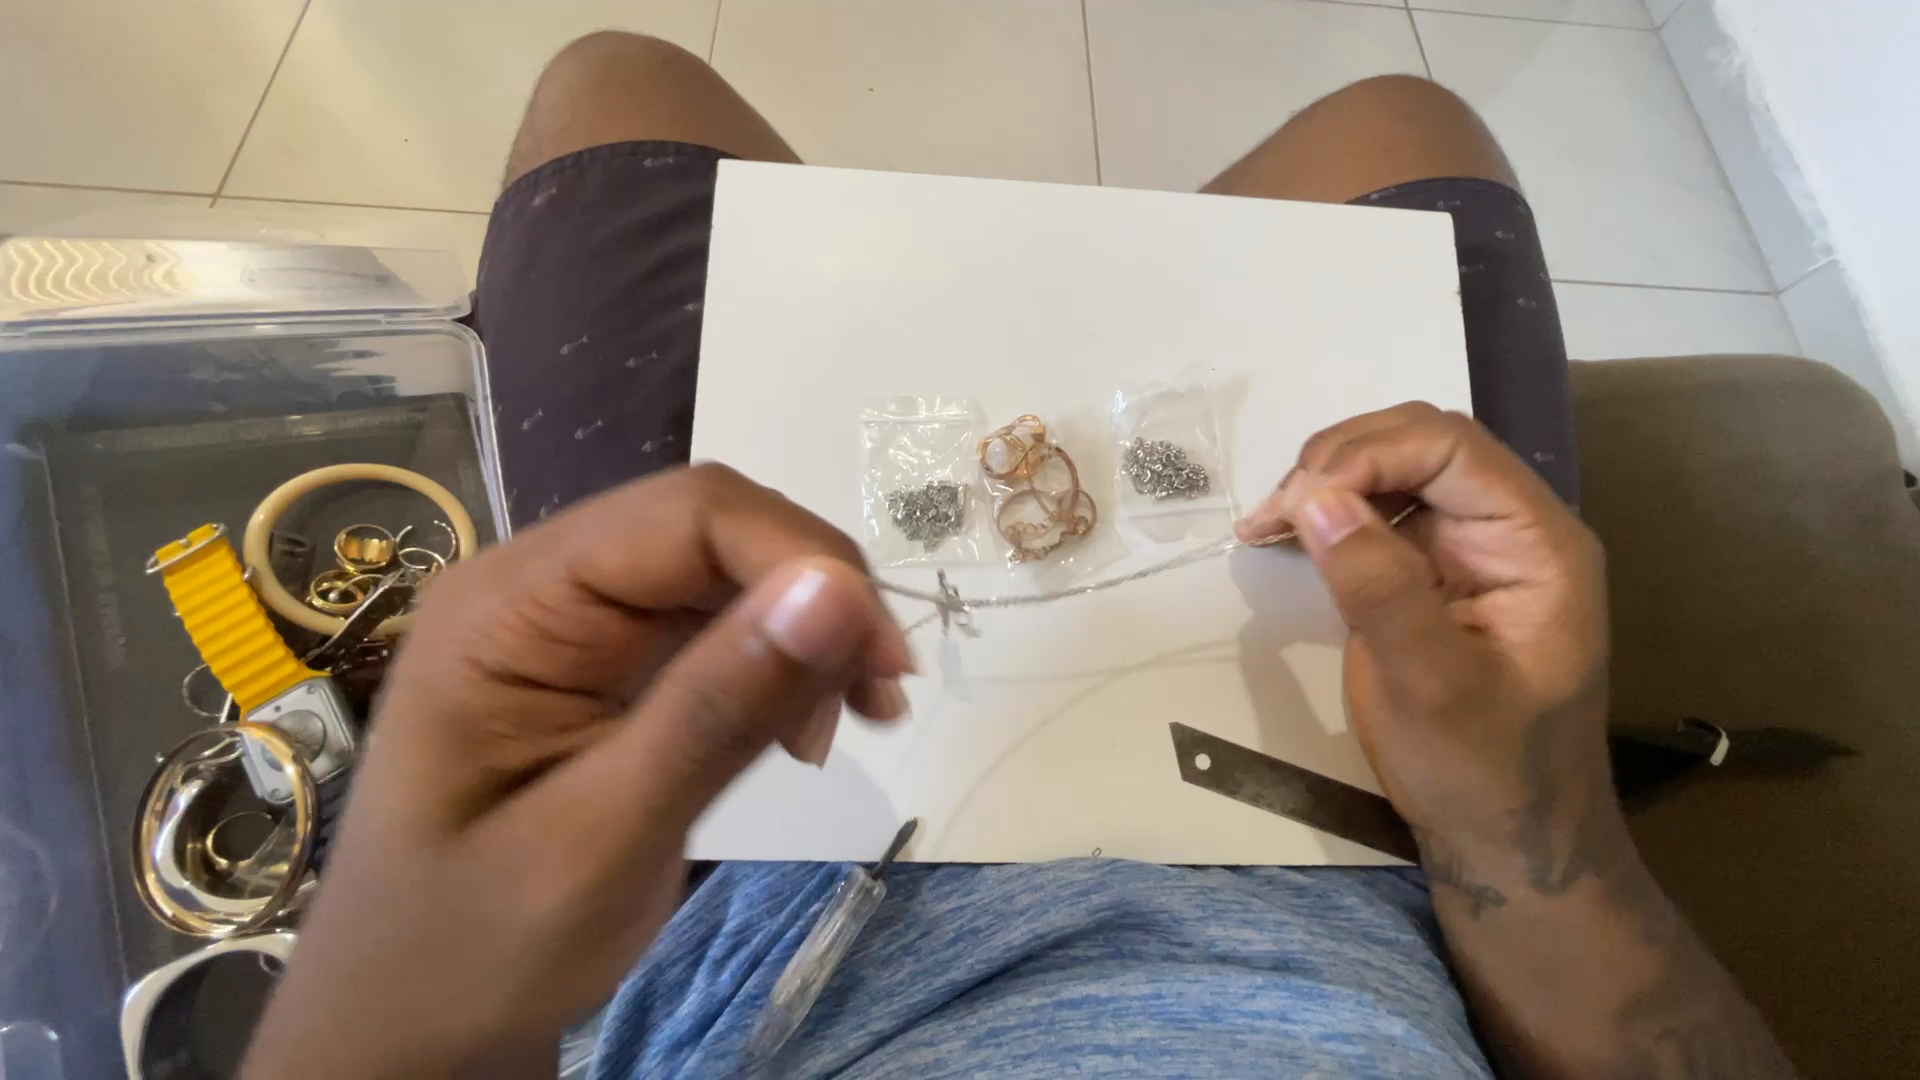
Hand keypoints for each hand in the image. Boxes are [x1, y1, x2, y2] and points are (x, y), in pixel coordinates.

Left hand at [242, 464, 913, 1078]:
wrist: (418, 1019)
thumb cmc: (479, 948)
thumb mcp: (604, 840)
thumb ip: (718, 709)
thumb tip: (838, 589)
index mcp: (514, 601)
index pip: (690, 514)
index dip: (804, 558)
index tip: (879, 658)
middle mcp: (549, 580)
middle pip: (720, 530)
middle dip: (818, 597)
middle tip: (876, 698)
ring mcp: (585, 615)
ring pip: (737, 571)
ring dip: (813, 632)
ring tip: (851, 720)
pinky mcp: (621, 653)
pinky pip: (728, 621)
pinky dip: (791, 661)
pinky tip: (813, 721)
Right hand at [1236, 403, 1616, 890]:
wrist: (1499, 831)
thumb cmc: (1483, 768)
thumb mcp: (1431, 686)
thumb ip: (1381, 589)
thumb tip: (1317, 501)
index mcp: (1534, 542)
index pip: (1448, 448)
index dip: (1365, 455)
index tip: (1297, 504)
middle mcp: (1502, 528)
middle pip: (1416, 443)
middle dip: (1337, 462)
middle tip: (1276, 514)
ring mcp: (1460, 547)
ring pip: (1386, 469)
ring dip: (1321, 483)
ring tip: (1267, 524)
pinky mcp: (1419, 571)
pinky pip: (1369, 513)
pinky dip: (1319, 513)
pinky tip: (1280, 534)